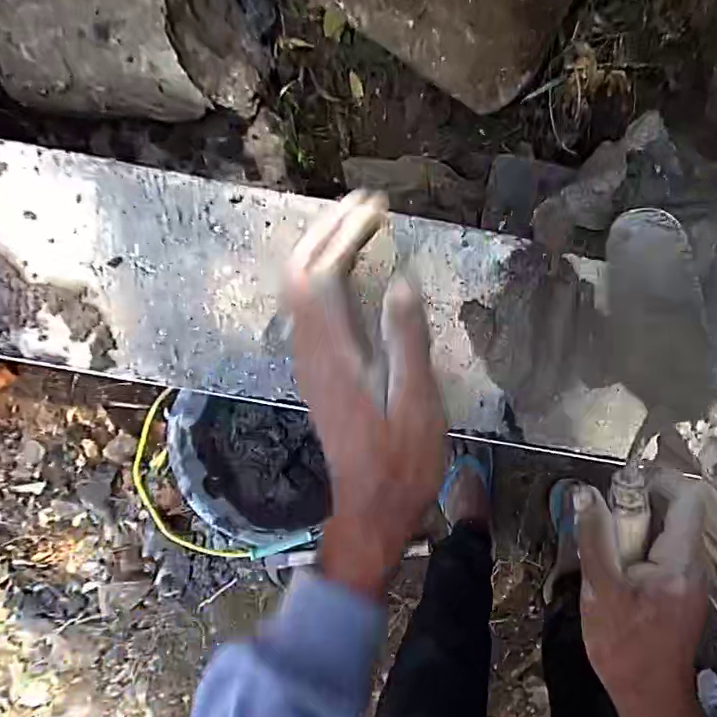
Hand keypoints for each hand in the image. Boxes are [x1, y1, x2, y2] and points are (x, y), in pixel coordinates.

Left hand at [283, 191, 446, 598]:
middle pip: (300, 275)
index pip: (323, 275)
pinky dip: (325, 279)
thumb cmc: (401, 464)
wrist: (371, 509)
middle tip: (364, 207)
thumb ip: (407, 343)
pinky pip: (309, 311)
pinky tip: (349, 277)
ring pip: (299, 291)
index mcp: (336, 357)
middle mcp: (312, 354)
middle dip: (327, 232)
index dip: (344, 234)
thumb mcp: (417, 405)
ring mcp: (310, 365)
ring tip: (358, 229)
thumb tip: (402, 283)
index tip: (375, 209)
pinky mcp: (318, 376)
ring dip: (322, 252)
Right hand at [574, 473, 709, 716]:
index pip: (687, 497)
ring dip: (637, 534)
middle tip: (604, 524)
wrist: (650, 699)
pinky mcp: (684, 595)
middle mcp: (696, 565)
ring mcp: (693, 582)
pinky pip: (666, 558)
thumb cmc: (624, 646)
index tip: (622, 487)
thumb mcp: (600, 589)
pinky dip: (642, 555)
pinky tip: (618, 576)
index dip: (658, 481)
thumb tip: (586, 494)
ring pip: (669, 536)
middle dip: (639, 511)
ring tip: (606, 552)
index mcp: (681, 560)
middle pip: (677, 515)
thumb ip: (594, 538)